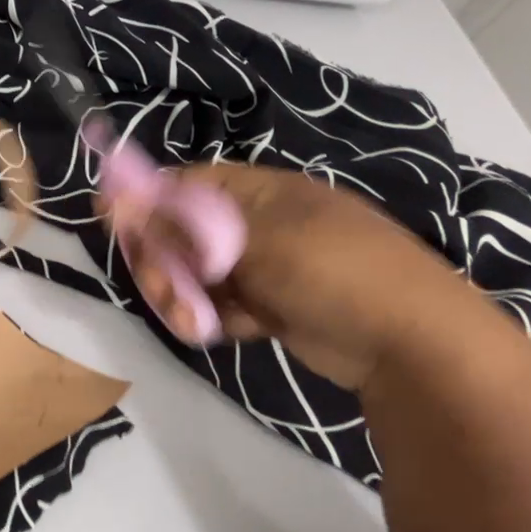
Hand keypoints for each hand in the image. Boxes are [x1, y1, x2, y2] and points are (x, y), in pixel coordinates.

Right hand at [101, 162, 490, 391]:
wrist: (418, 348)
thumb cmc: (336, 273)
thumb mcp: (252, 242)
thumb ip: (181, 225)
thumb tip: (116, 200)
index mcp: (264, 193)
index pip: (187, 183)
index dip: (146, 199)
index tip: (112, 221)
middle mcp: (262, 223)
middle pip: (183, 231)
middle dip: (165, 262)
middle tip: (163, 289)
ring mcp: (269, 265)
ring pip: (198, 272)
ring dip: (184, 295)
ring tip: (193, 322)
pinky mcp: (273, 303)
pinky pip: (221, 301)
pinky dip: (212, 315)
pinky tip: (219, 330)